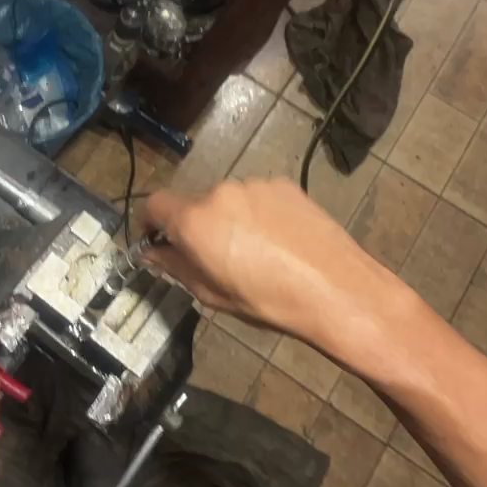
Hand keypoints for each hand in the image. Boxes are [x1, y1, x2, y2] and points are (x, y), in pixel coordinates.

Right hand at [141, 178, 417, 366]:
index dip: (150, 223)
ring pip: (226, 200)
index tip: (158, 242)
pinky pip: (256, 197)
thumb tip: (151, 253)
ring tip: (253, 251)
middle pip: (193, 204)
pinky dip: (257, 213)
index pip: (154, 205)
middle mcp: (219, 193)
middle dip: (195, 227)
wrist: (337, 290)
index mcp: (194, 220)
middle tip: (214, 257)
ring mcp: (254, 185)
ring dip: (228, 219)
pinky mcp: (284, 185)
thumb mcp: (212, 294)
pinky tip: (277, 240)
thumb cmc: (267, 301)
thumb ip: (175, 267)